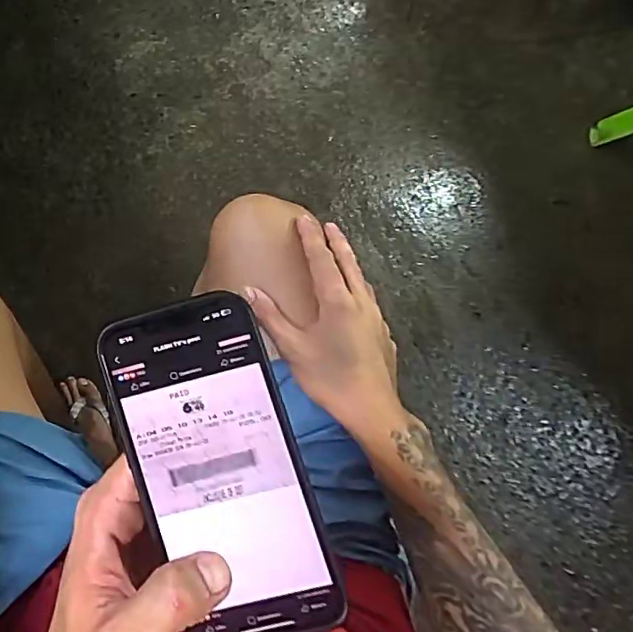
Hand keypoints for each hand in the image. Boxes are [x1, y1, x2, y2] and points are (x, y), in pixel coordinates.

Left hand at [28, 462, 234, 631]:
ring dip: (204, 537)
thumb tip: (217, 563)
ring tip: (248, 527)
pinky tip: (236, 607)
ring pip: (172, 535)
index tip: (200, 443)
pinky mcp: (148, 595)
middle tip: (238, 482)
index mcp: (96, 533)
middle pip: (155, 500)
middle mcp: (112, 540)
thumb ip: (170, 598)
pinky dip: (206, 585)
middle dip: (191, 492)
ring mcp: (131, 567)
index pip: (126, 475)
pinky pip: (182, 575)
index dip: (157, 454)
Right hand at [243, 216, 403, 439]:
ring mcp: (375, 319)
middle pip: (348, 265)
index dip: (311, 239)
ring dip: (349, 262)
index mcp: (338, 303)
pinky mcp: (381, 334)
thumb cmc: (330, 379)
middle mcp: (360, 305)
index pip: (322, 261)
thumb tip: (251, 291)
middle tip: (327, 225)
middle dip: (337, 243)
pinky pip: (368, 299)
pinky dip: (357, 284)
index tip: (304, 221)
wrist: (372, 411)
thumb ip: (271, 316)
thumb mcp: (293, 347)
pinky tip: (352, 294)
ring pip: (361, 281)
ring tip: (340, 253)